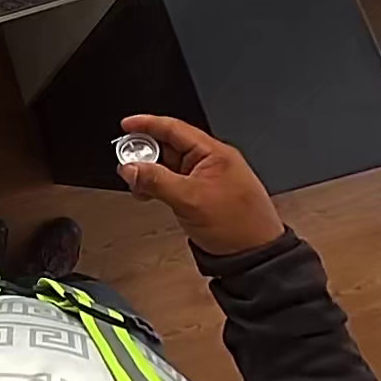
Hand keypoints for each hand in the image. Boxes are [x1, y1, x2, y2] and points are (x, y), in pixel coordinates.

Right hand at [117, 114, 283, 254]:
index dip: (148, 124)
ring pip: (168, 165)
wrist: (255, 257)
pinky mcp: (200, 194)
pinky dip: (157, 185)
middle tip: (125, 161)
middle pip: (169, 146)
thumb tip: (131, 168)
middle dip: (145, 152)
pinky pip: (173, 181)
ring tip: (136, 184)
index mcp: (213, 153)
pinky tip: (147, 193)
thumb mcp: (190, 200)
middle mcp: (209, 161)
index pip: (174, 129)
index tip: (126, 125)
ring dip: (149, 173)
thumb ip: (157, 181)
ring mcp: (204, 178)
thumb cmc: (238, 226)